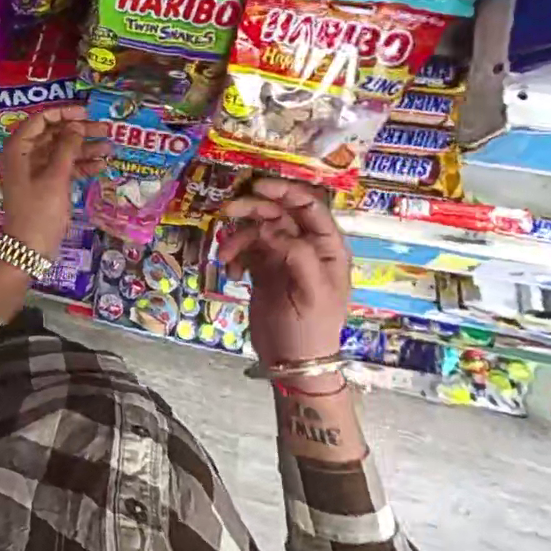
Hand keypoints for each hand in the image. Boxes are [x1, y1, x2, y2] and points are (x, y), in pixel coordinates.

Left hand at [0, 104, 108, 257]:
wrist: (30, 248)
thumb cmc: (39, 211)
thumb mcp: (55, 177)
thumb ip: (67, 148)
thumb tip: (77, 125)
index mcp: (18, 149)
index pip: (40, 120)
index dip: (64, 113)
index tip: (87, 113)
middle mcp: (25, 156)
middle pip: (54, 134)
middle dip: (79, 131)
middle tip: (105, 130)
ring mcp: (35, 171)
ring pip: (62, 151)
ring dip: (84, 148)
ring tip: (109, 148)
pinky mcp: (46, 184)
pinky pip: (64, 167)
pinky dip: (81, 165)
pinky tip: (100, 165)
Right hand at [220, 178, 351, 368]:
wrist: (292, 363)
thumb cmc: (310, 329)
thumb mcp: (312, 292)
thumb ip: (296, 254)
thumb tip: (271, 226)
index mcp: (326, 247)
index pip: (308, 206)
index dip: (285, 191)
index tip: (257, 186)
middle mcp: (305, 246)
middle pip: (279, 213)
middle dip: (253, 209)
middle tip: (228, 210)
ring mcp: (282, 256)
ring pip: (258, 230)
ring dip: (239, 236)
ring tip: (225, 255)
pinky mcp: (263, 269)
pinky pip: (246, 249)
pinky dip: (235, 255)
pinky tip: (231, 272)